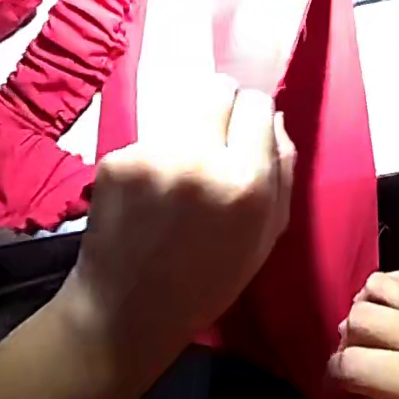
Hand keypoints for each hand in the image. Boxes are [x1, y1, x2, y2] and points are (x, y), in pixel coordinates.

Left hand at [54, 75, 295, 370]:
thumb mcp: (266, 236)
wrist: (128, 310)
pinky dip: (153, 156)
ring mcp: (152, 156)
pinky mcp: (116, 159)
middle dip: (222, 104)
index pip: (256, 103)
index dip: (253, 114)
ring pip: (180, 113)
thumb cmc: (208, 280)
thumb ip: (282, 171)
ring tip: (177, 177)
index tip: (245, 128)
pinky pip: (148, 138)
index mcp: (245, 182)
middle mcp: (199, 159)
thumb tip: (275, 117)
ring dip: (186, 134)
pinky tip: (148, 192)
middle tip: (215, 134)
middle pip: (217, 88)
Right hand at [328, 271, 398, 398]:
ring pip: (377, 287)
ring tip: (373, 342)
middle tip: (355, 369)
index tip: (333, 390)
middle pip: (360, 317)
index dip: (333, 376)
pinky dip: (386, 294)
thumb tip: (346, 382)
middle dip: (346, 344)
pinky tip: (391, 322)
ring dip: (364, 313)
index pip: (355, 363)